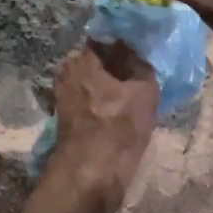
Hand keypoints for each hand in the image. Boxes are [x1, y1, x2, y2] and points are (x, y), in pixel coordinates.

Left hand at [48, 42, 158, 199]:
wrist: (91, 175)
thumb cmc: (118, 127)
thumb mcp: (145, 90)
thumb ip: (144, 65)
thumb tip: (142, 55)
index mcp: (82, 58)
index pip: (109, 37)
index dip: (130, 42)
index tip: (147, 48)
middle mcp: (69, 72)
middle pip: (102, 60)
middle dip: (122, 64)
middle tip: (146, 69)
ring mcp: (66, 96)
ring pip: (98, 81)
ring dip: (117, 84)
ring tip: (141, 90)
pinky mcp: (70, 117)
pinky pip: (94, 99)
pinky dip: (108, 100)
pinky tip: (127, 108)